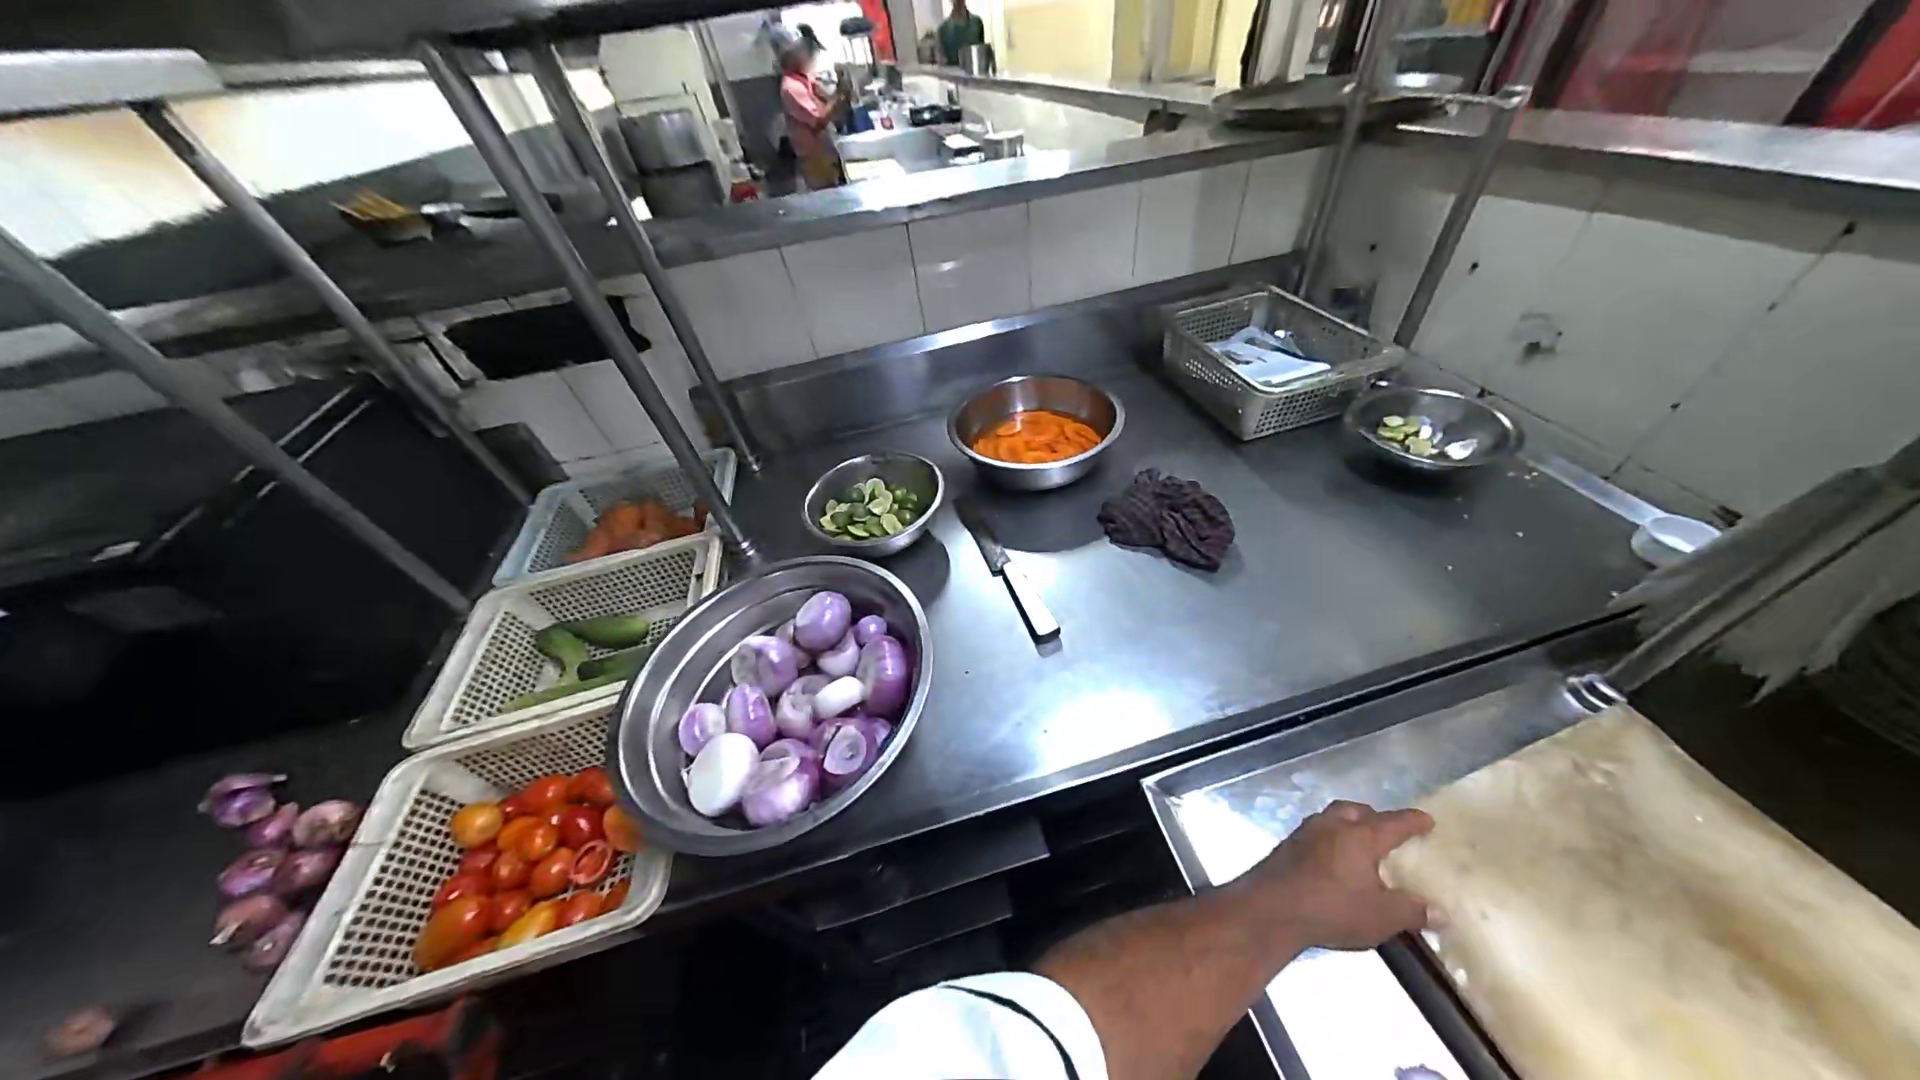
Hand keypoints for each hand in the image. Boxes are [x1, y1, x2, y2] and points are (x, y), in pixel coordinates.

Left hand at [1241, 800, 1432, 950]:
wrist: (1271, 907)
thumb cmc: (1332, 908)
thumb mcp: (1382, 916)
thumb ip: (1412, 911)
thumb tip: (1439, 912)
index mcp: (1358, 836)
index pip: (1392, 823)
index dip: (1412, 821)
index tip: (1427, 819)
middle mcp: (1331, 825)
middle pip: (1355, 811)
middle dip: (1374, 817)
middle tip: (1389, 831)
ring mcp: (1305, 832)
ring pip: (1332, 817)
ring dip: (1348, 824)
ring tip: (1362, 844)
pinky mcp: (1288, 845)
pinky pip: (1316, 832)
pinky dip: (1330, 838)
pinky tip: (1334, 858)